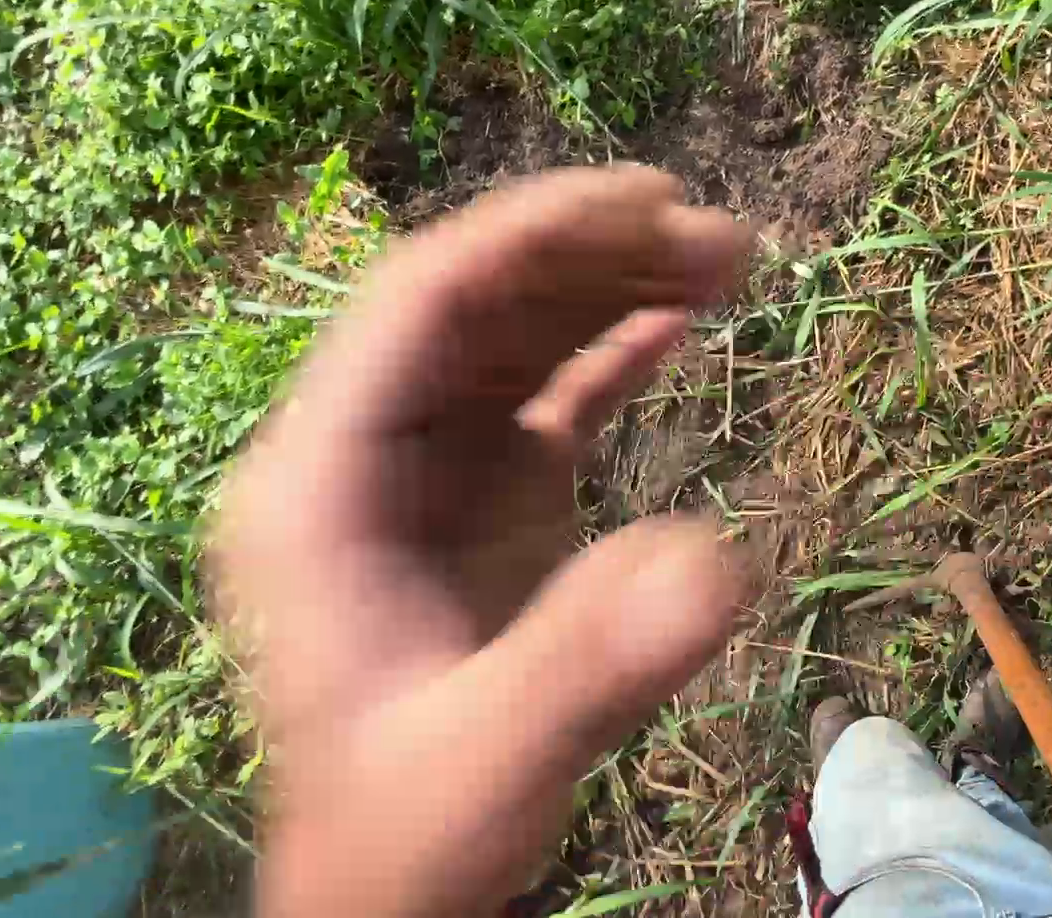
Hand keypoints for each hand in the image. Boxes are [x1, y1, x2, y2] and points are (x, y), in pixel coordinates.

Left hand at [211, 167, 755, 917]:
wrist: (407, 875)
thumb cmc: (416, 825)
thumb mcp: (491, 760)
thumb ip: (590, 666)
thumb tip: (723, 565)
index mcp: (327, 480)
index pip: (423, 305)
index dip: (532, 235)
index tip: (647, 200)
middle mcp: (377, 447)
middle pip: (486, 302)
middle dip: (601, 252)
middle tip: (719, 235)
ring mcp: (442, 462)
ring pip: (526, 335)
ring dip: (621, 287)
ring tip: (725, 262)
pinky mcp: (496, 487)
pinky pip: (556, 390)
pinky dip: (617, 348)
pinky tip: (679, 322)